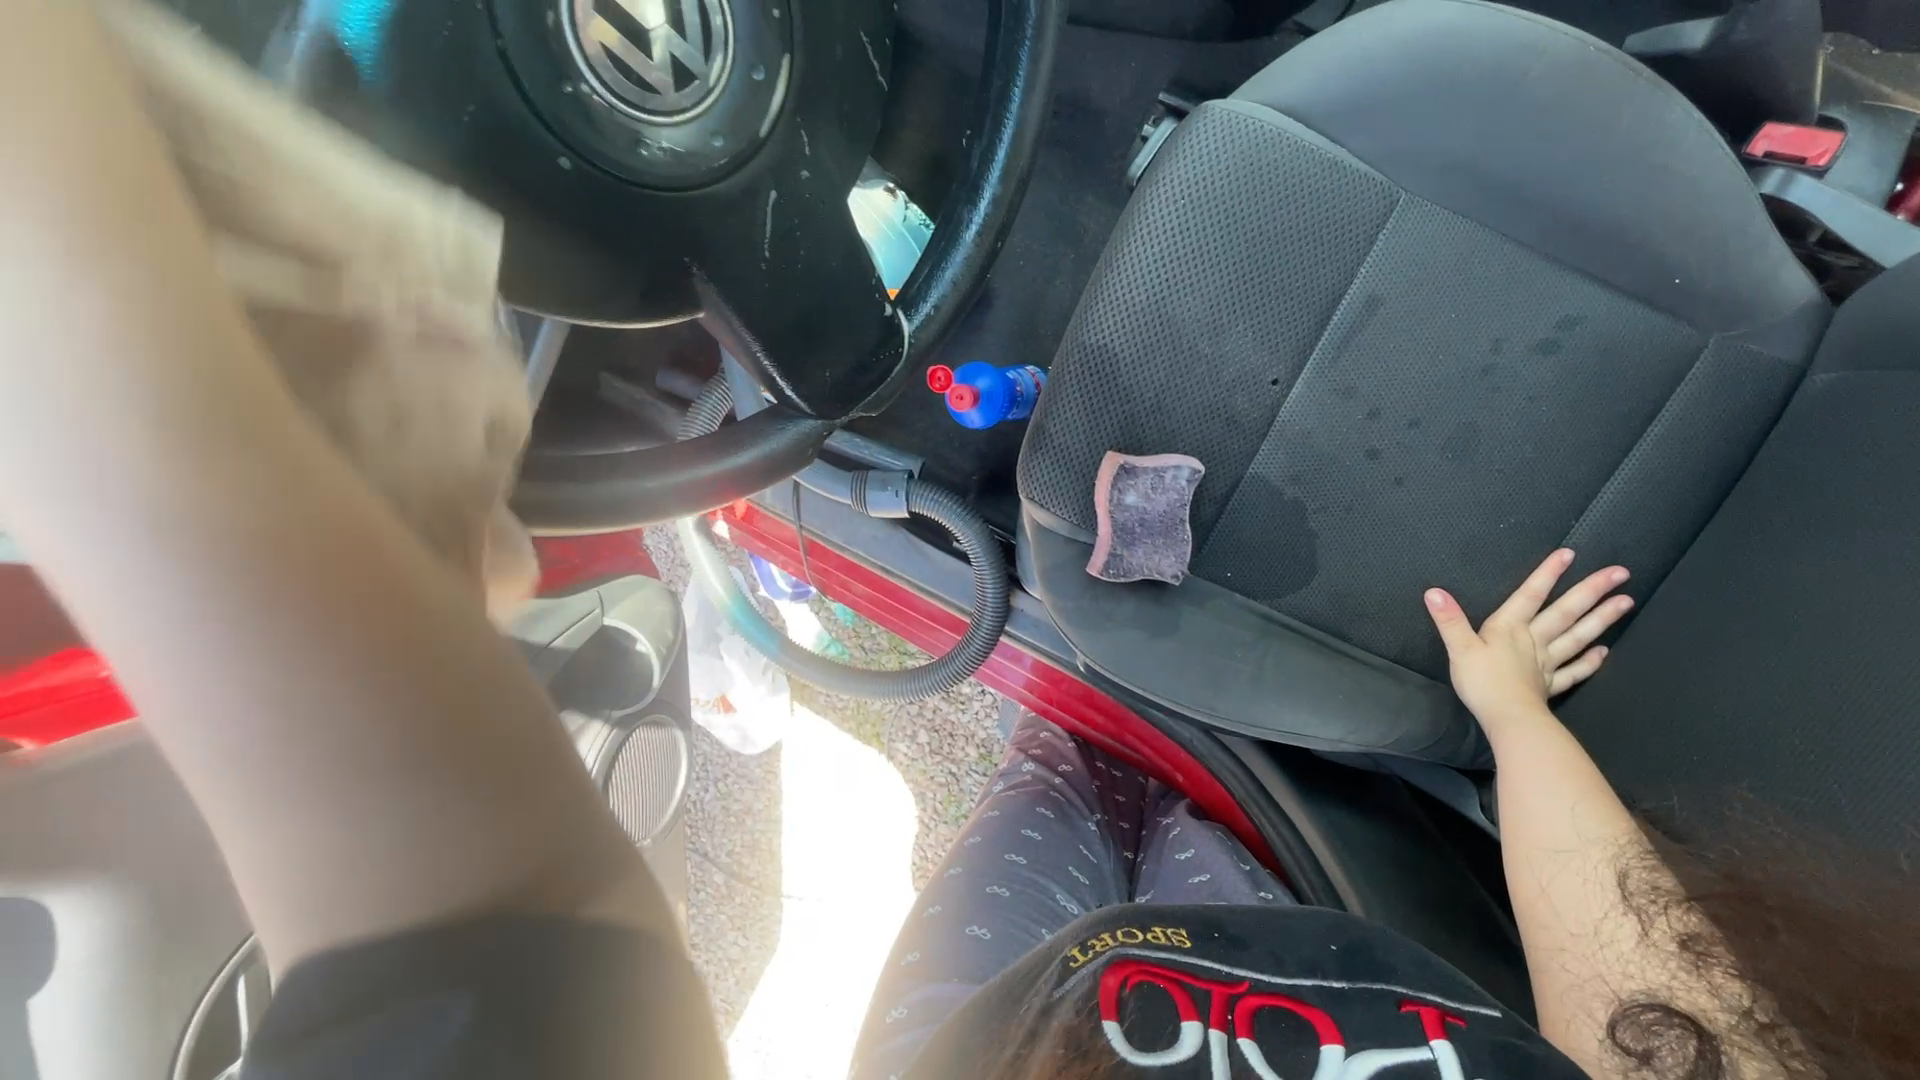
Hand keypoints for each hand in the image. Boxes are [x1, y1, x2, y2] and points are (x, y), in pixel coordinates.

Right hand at [1424, 549, 1633, 728]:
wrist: (1508, 718)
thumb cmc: (1481, 682)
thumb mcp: (1458, 648)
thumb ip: (1449, 619)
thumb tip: (1434, 592)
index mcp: (1509, 629)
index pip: (1531, 595)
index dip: (1548, 574)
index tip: (1569, 554)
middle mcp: (1533, 640)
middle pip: (1565, 612)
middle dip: (1591, 591)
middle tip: (1620, 573)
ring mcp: (1546, 663)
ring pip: (1578, 636)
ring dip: (1601, 618)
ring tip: (1624, 601)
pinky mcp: (1551, 685)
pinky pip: (1575, 670)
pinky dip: (1590, 661)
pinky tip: (1603, 652)